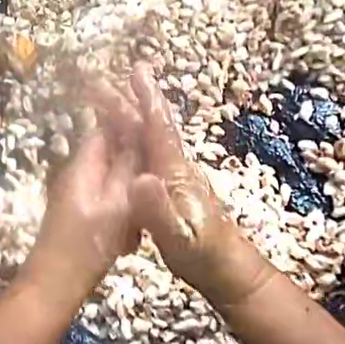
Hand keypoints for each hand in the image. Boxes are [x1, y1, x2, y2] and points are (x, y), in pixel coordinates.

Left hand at [19, 115, 141, 306]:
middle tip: (159, 185)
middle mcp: (76, 178)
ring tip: (142, 223)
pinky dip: (122, 219)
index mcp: (82, 167)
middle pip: (111, 158)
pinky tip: (129, 242)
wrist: (54, 287)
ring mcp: (77, 200)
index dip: (131, 128)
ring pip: (113, 186)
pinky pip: (108, 209)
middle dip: (136, 169)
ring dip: (132, 199)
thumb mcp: (116, 204)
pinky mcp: (80, 221)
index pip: (105, 130)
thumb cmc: (86, 245)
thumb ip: (128, 169)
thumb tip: (138, 137)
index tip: (159, 139)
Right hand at [115, 63, 273, 308]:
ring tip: (118, 102)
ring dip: (136, 119)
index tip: (137, 70)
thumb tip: (140, 177)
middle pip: (154, 128)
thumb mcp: (177, 237)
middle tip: (116, 78)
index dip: (147, 99)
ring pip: (152, 141)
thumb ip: (158, 210)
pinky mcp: (174, 193)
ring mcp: (177, 181)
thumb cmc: (203, 256)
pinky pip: (149, 158)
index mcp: (174, 173)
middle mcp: (176, 169)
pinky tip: (131, 146)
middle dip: (136, 101)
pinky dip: (138, 142)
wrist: (229, 273)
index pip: (158, 129)